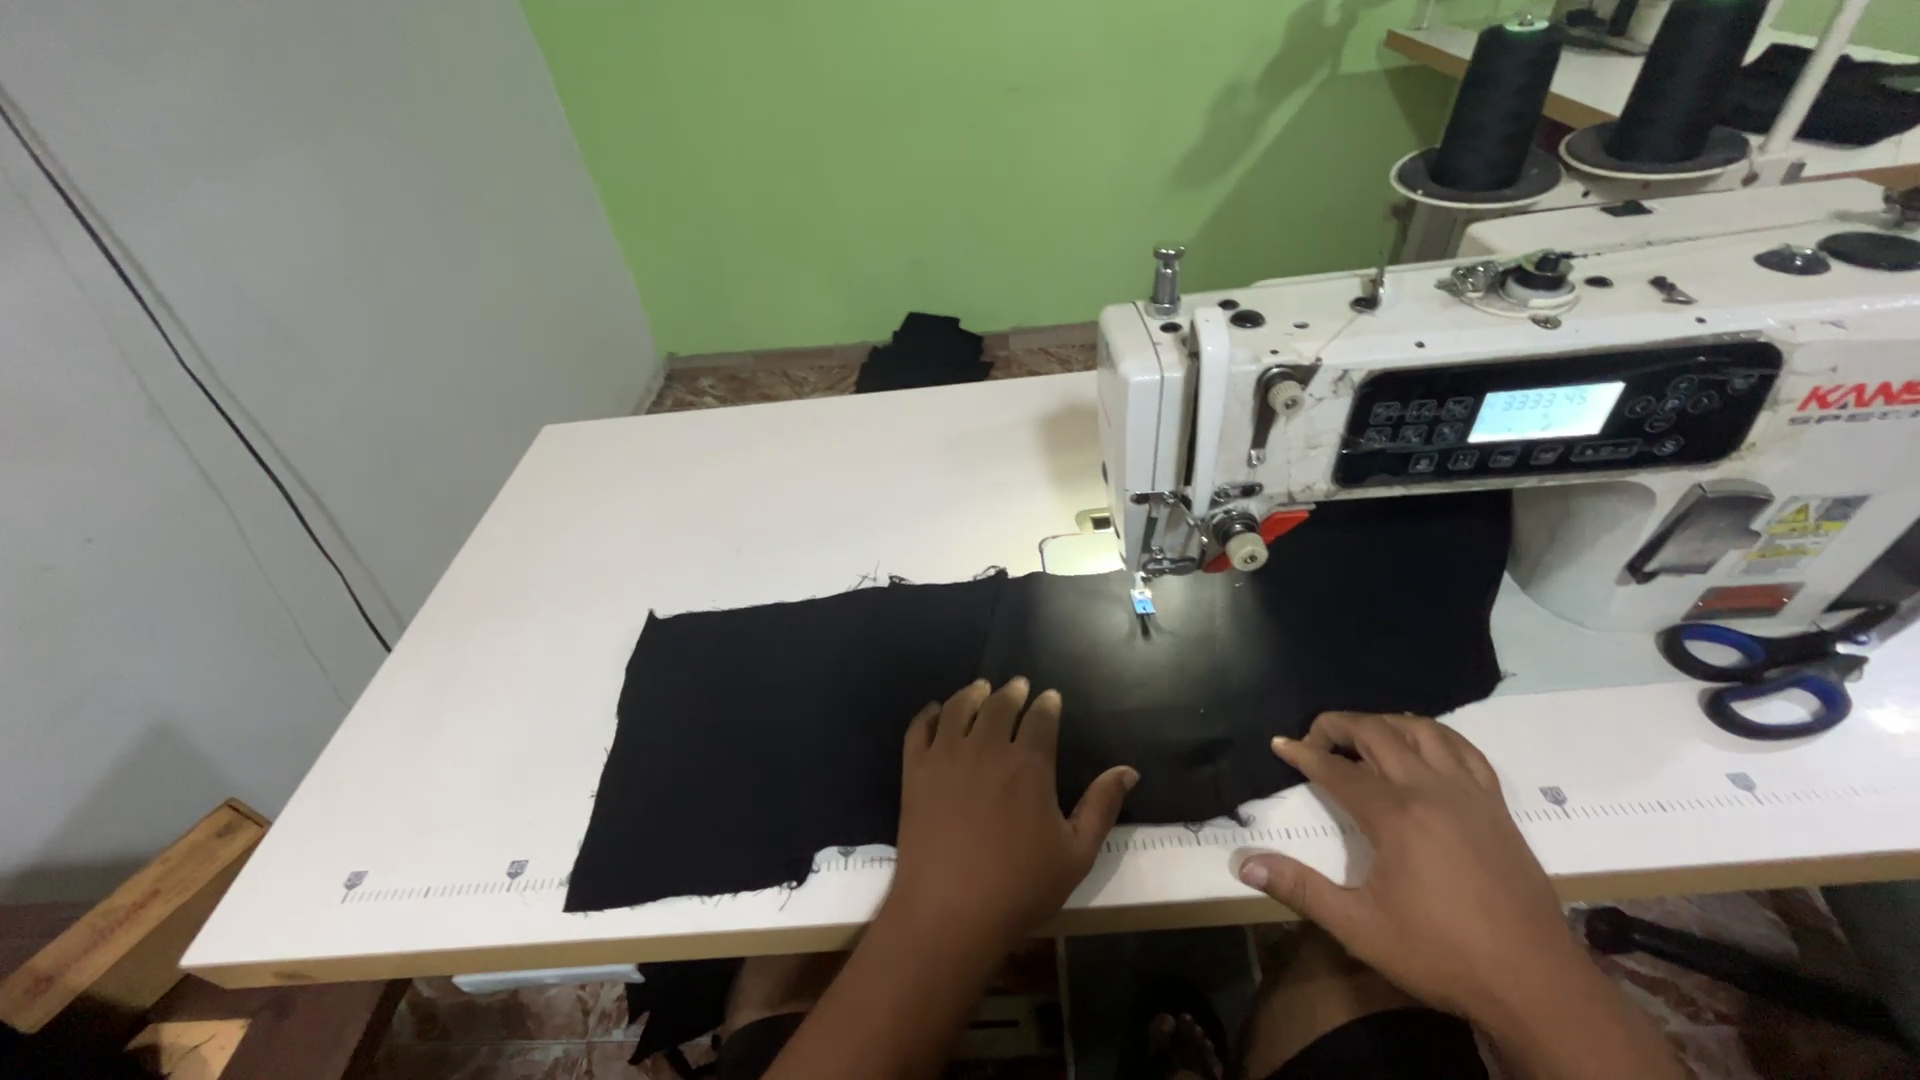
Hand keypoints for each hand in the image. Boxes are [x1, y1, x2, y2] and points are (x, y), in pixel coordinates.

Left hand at [888, 678, 1136, 950]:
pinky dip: (928, 714)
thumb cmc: (1020, 888)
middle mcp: (987, 748)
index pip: (1041, 718)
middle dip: (1013, 691)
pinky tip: (934, 710)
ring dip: (972, 693)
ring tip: (980, 687)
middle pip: (999, 705)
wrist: (948, 912)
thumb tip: (1128, 770)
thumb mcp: (1076, 854)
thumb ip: (1102, 806)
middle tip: (1018, 686)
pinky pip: (919, 729)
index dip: (1047, 704)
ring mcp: (946, 757)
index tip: (1050, 698)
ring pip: (958, 708)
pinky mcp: (915, 772)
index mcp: (1029, 765)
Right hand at [1232, 712, 1581, 1021]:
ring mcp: (1470, 794)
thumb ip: (1300, 889)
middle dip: (1339, 725)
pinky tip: (1423, 748)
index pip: (1337, 768)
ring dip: (1386, 723)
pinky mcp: (1497, 806)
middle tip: (1315, 738)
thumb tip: (1244, 864)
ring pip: (1424, 730)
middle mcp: (1431, 790)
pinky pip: (1464, 750)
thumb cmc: (1440, 954)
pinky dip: (1435, 736)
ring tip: (1363, 737)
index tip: (1279, 745)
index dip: (1303, 753)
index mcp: (1395, 815)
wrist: (1534, 982)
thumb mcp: (1359, 927)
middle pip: (1379, 733)